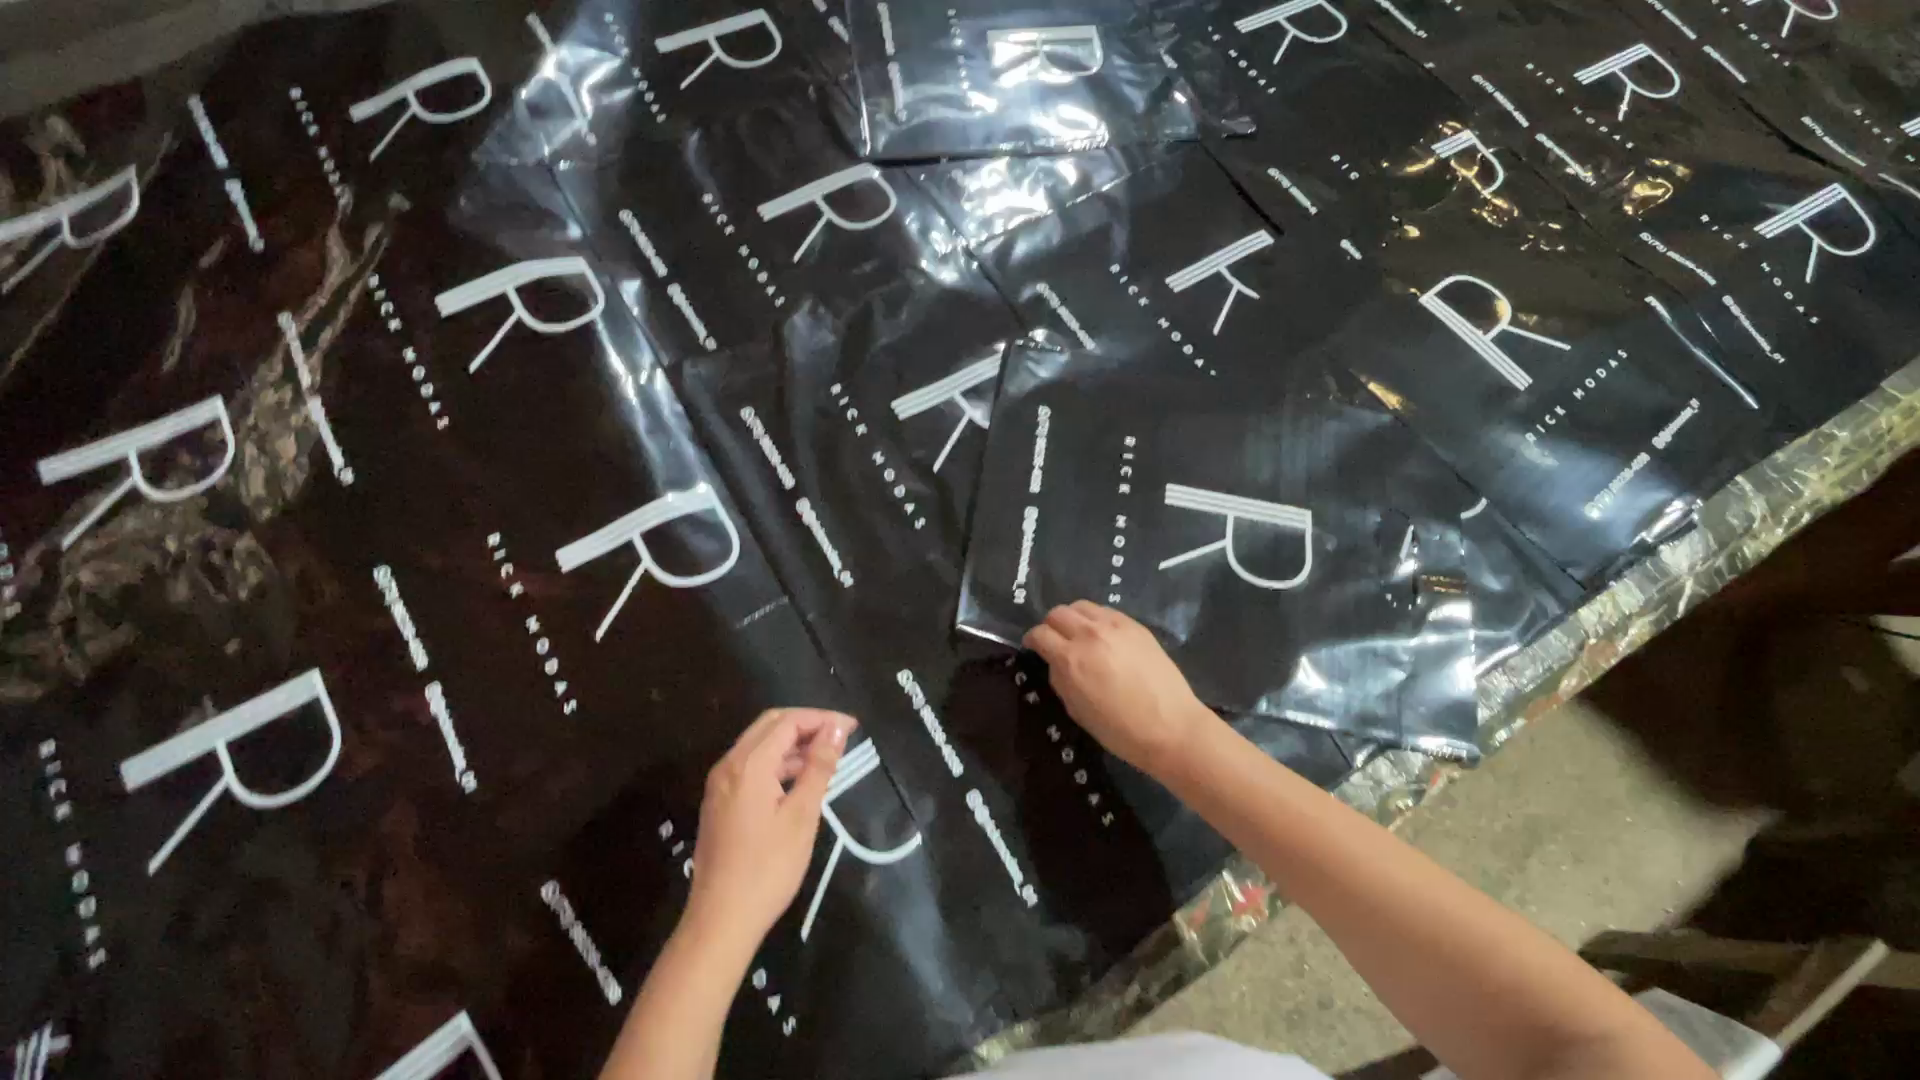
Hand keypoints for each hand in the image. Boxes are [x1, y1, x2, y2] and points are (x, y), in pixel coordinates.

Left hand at [683, 708, 856, 950]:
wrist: (721, 919)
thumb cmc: (768, 868)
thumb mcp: (802, 816)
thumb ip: (819, 767)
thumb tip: (836, 730)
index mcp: (748, 765)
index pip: (788, 722)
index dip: (822, 719)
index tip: (853, 728)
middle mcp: (729, 766)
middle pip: (770, 726)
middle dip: (807, 724)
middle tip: (841, 736)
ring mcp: (720, 785)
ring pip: (759, 746)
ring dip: (792, 744)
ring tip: (827, 757)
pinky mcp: (720, 803)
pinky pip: (751, 766)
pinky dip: (778, 763)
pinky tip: (800, 780)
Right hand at [1023, 602, 1218, 776]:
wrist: (1171, 727)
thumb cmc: (1119, 730)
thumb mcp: (1076, 710)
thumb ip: (1060, 680)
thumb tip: (1055, 662)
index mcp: (1071, 659)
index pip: (1040, 634)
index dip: (1032, 640)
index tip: (1034, 648)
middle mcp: (1089, 635)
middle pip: (1058, 613)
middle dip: (1050, 626)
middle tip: (1055, 641)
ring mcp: (1115, 626)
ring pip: (1081, 606)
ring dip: (1073, 618)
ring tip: (1078, 634)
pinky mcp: (1135, 625)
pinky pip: (1106, 611)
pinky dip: (1096, 618)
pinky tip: (1102, 635)